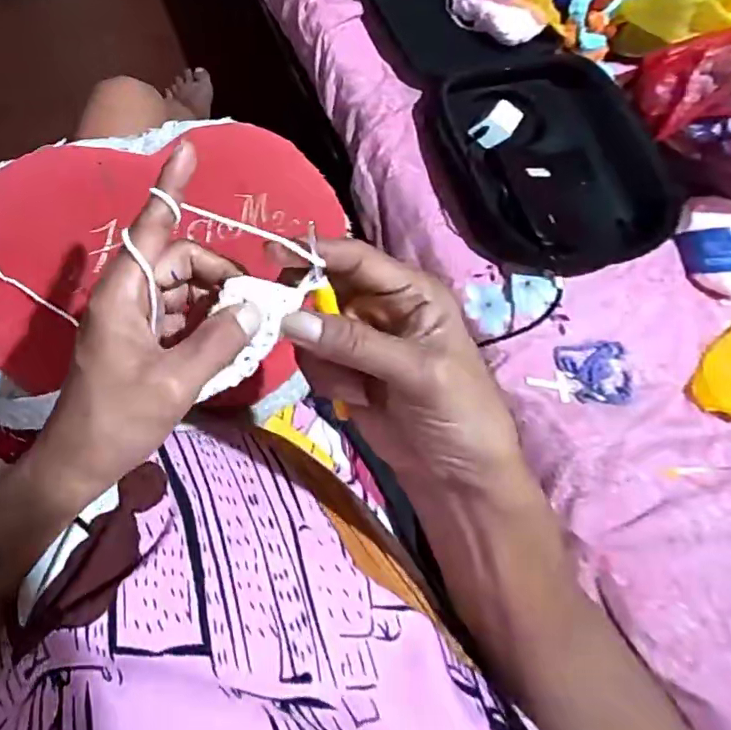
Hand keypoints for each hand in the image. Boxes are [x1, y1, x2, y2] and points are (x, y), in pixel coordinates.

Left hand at [26, 142, 260, 499]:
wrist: (78, 460)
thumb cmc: (119, 419)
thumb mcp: (177, 382)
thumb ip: (219, 340)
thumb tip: (252, 307)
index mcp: (122, 294)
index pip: (150, 227)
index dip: (170, 187)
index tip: (187, 149)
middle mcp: (122, 295)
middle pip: (175, 261)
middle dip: (215, 273)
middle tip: (252, 302)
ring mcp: (126, 317)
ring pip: (177, 288)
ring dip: (210, 300)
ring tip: (243, 325)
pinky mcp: (133, 338)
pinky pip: (172, 314)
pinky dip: (198, 321)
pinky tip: (224, 340)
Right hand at [277, 238, 526, 495]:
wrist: (458, 479)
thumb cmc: (460, 414)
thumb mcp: (416, 372)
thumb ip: (353, 342)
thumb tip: (290, 318)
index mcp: (410, 292)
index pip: (355, 258)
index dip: (314, 250)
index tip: (270, 251)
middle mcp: (379, 306)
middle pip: (322, 284)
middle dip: (303, 304)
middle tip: (284, 321)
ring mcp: (357, 337)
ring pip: (309, 325)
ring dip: (322, 356)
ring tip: (355, 387)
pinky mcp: (341, 367)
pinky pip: (310, 357)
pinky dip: (324, 378)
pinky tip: (355, 398)